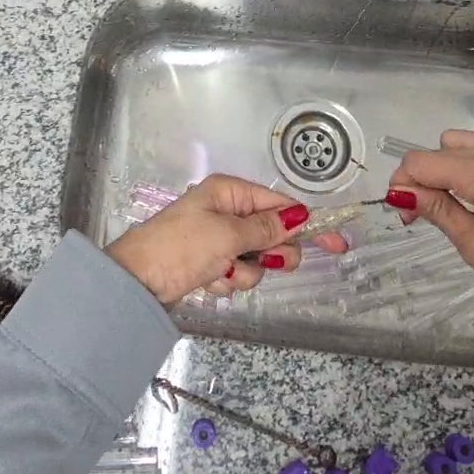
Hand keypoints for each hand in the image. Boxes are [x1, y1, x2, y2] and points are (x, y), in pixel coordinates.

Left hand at [105, 175, 343, 303]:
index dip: (307, 223)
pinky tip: (208, 281)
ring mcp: (218, 238)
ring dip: (244, 271)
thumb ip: (267, 228)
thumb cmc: (181, 246)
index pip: (279, 204)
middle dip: (269, 253)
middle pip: (273, 233)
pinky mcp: (210, 263)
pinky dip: (227, 280)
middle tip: (262, 261)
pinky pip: (237, 272)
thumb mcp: (227, 234)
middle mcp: (226, 210)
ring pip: (257, 258)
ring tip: (220, 271)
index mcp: (229, 192)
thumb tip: (301, 213)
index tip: (336, 244)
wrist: (137, 281)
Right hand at [386, 129, 473, 318]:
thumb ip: (439, 213)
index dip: (403, 186)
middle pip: (439, 148)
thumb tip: (401, 194)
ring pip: (463, 140)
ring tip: (457, 202)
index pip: (420, 162)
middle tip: (428, 215)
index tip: (407, 218)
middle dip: (423, 177)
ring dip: (449, 164)